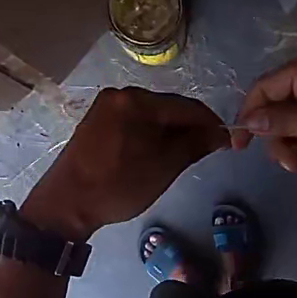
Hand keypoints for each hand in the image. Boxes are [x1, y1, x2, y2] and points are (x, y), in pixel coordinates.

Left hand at [22, 87, 226, 239]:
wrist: (67, 203)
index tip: (229, 142)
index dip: (212, 124)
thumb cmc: (119, 185)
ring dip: (173, 132)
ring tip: (185, 155)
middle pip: (170, 107)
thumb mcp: (164, 167)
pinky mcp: (99, 119)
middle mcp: (122, 94)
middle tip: (209, 151)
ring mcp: (108, 106)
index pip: (189, 107)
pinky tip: (159, 152)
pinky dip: (153, 134)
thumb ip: (195, 145)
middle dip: (192, 128)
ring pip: (154, 115)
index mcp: (138, 101)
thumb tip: (221, 134)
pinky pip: (137, 121)